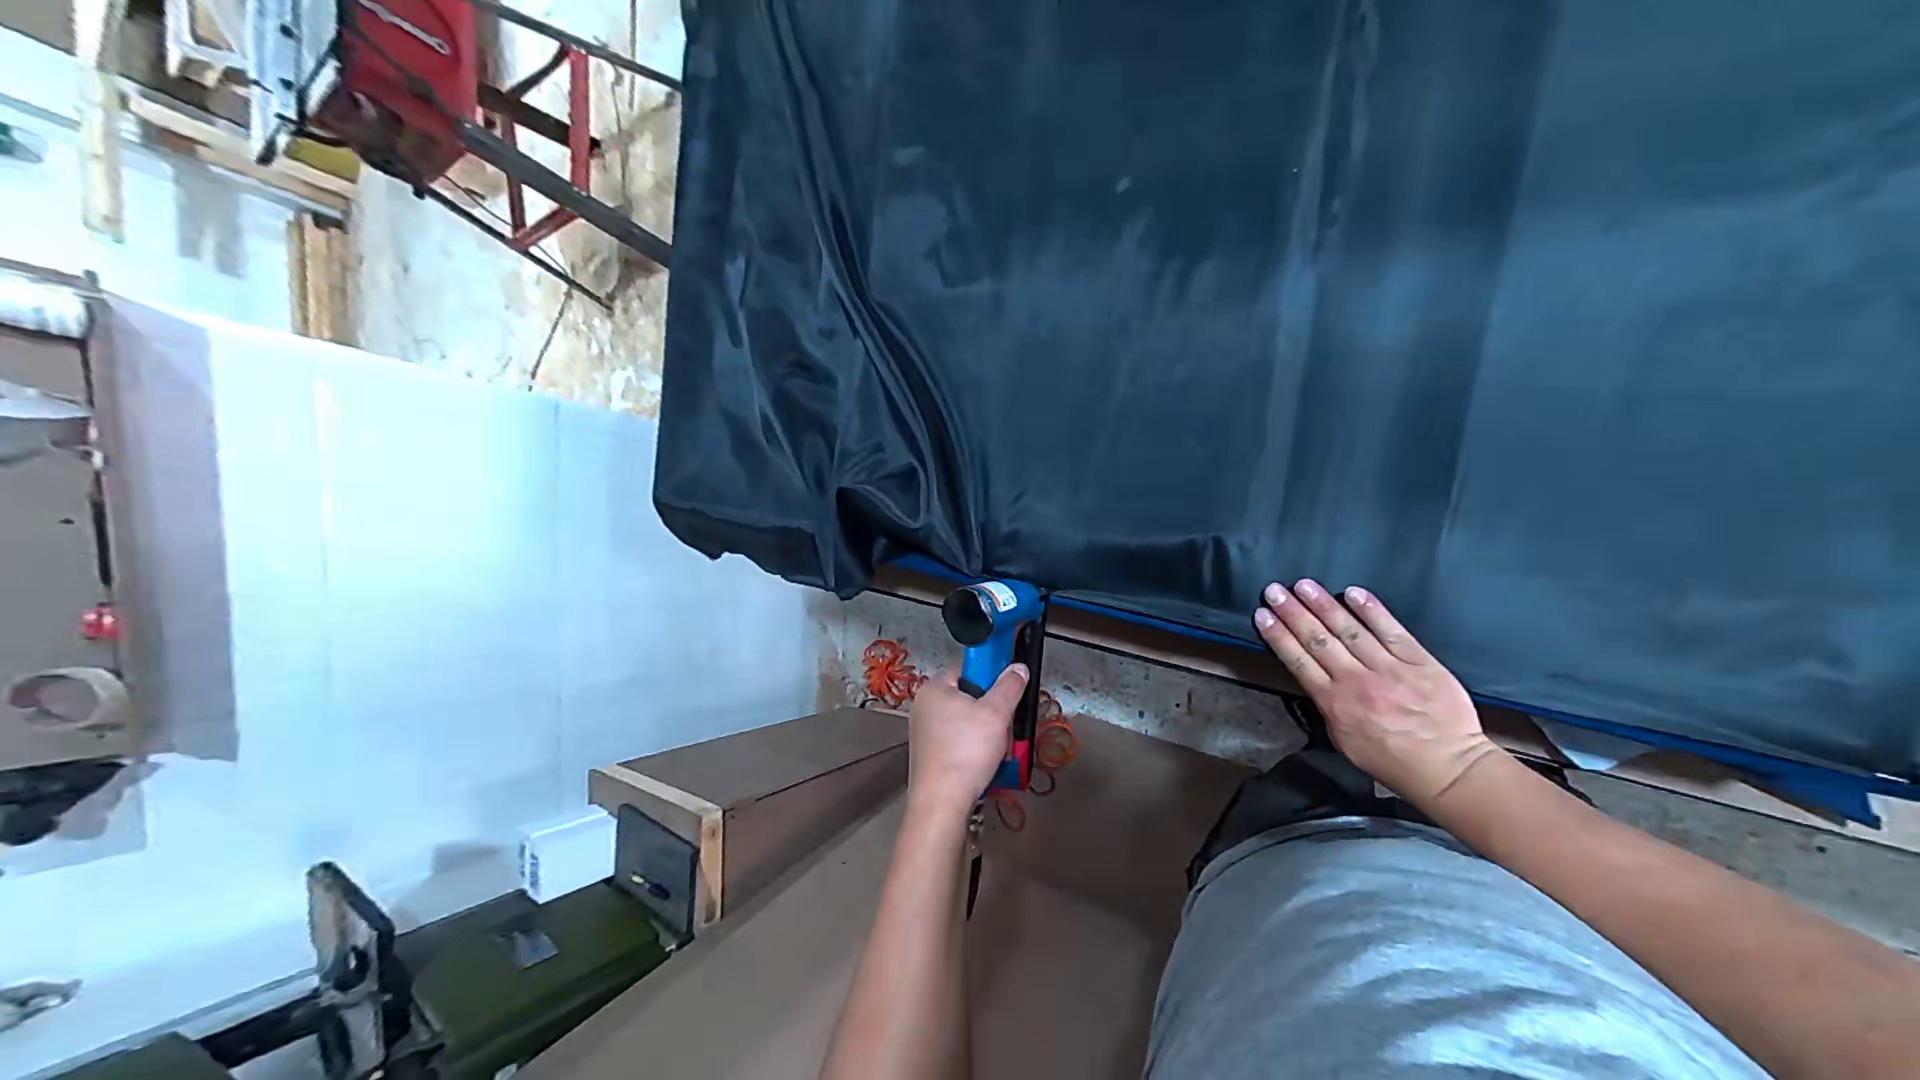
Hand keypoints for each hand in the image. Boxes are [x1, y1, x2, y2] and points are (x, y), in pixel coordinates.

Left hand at [906, 665, 1028, 817]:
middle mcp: (924, 706)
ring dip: (986, 731)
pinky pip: (958, 741)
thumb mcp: (996, 713)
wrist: (942, 802)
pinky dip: (974, 748)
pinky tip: (985, 762)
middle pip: (968, 697)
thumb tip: (1018, 667)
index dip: (990, 676)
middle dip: (991, 709)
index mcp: (934, 688)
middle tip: (1005, 722)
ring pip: (965, 722)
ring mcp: (924, 732)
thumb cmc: (966, 751)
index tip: (1007, 689)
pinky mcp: (929, 755)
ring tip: (998, 746)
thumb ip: (1009, 686)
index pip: (967, 668)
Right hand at [1253, 579, 1497, 804]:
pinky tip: (1352, 592)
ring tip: (1304, 585)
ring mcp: (1389, 669)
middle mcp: (1357, 681)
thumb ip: (1328, 706)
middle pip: (1318, 639)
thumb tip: (1318, 681)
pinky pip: (1391, 631)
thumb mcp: (1343, 739)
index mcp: (1334, 703)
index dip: (1277, 634)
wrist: (1447, 768)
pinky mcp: (1419, 662)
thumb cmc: (1391, 759)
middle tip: (1274, 590)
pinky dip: (1371, 610)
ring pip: (1349, 630)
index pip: (1298, 660)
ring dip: (1323, 605)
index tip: (1262, 615)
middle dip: (1293, 612)